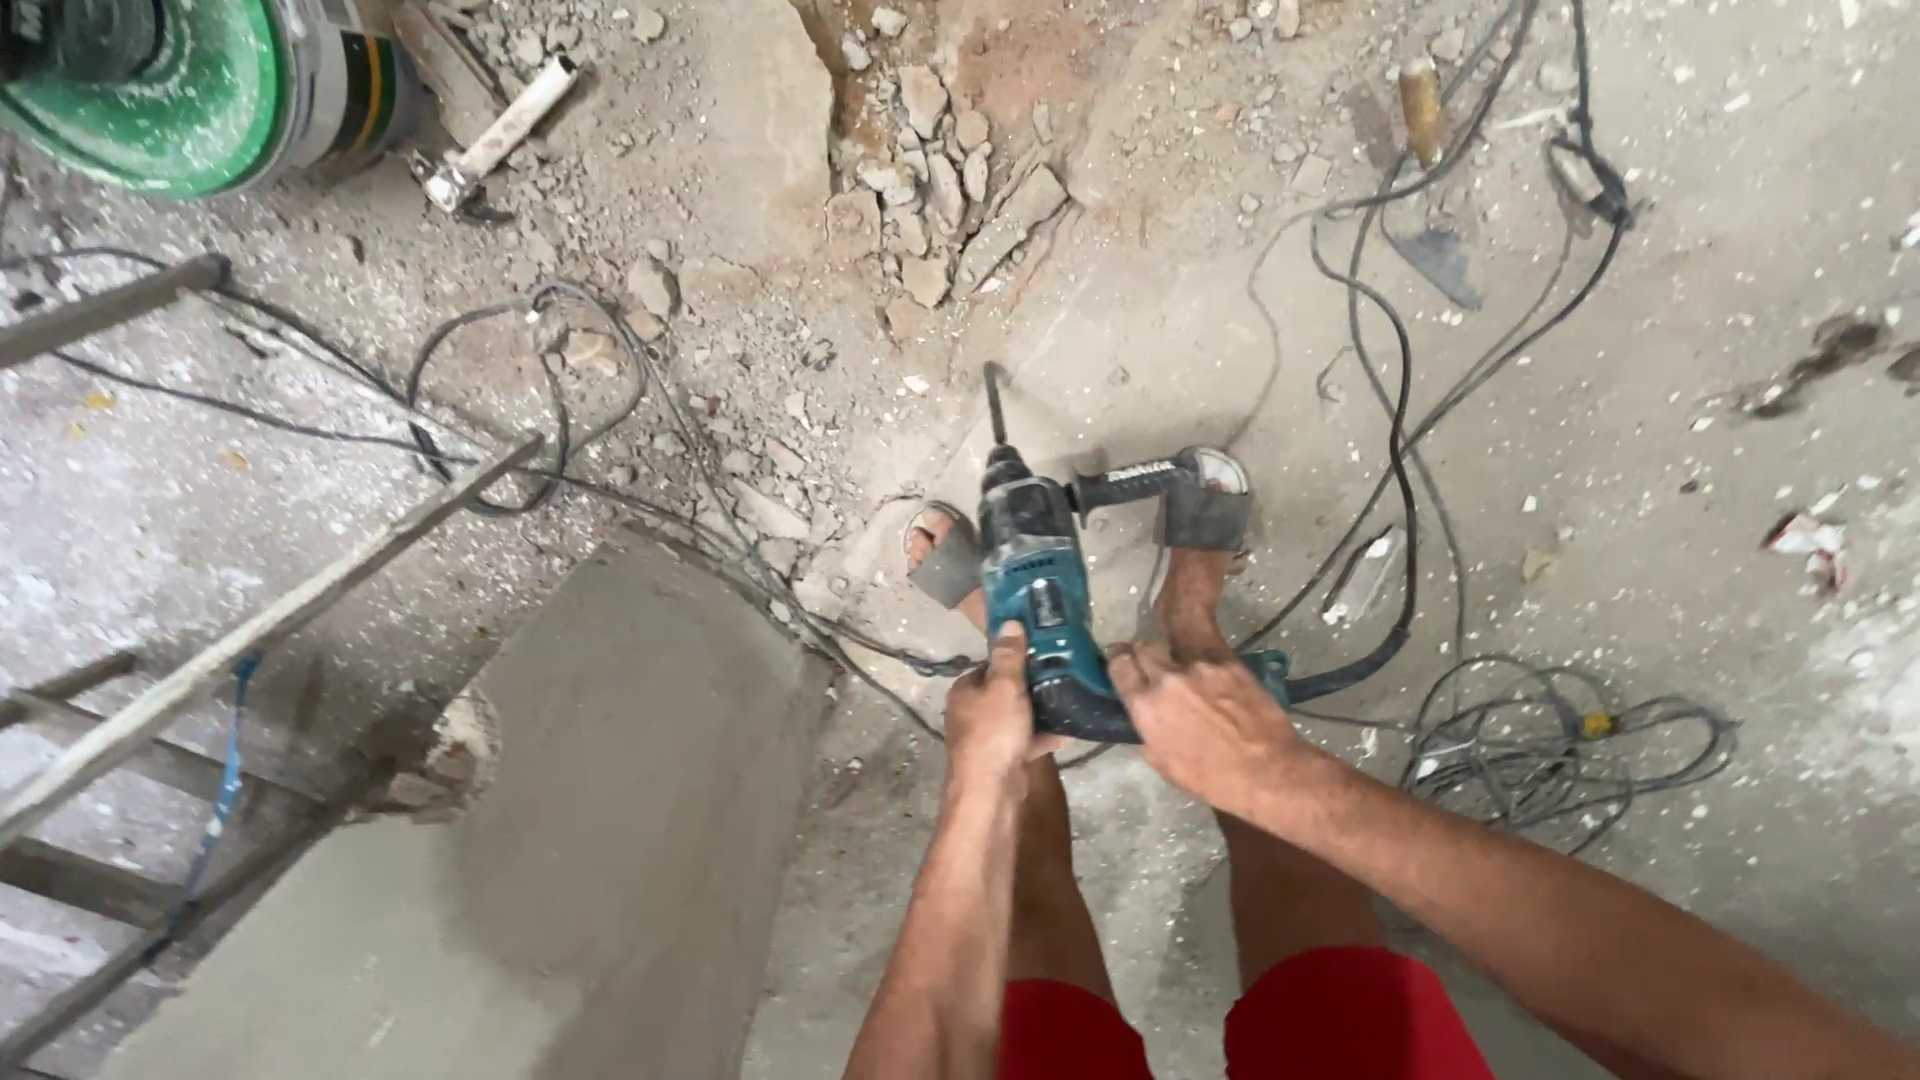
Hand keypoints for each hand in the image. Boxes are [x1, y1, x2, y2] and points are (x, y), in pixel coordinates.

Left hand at [943, 622, 1066, 795]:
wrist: (990, 790)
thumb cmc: (994, 731)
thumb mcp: (1005, 686)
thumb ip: (1010, 656)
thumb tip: (1010, 622)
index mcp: (965, 690)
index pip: (990, 666)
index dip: (1015, 660)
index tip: (1041, 656)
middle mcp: (969, 712)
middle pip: (1004, 692)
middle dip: (1032, 688)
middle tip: (1061, 679)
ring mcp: (984, 738)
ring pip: (1016, 718)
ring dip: (1040, 714)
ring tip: (1068, 703)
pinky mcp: (1000, 760)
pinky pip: (1024, 741)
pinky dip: (1042, 737)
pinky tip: (1067, 733)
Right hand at [1107, 641, 1315, 818]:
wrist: (1267, 771)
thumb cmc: (1212, 779)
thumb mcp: (1163, 763)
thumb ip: (1146, 730)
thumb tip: (1144, 714)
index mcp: (1145, 705)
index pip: (1118, 664)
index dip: (1117, 661)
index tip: (1122, 663)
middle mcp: (1166, 677)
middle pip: (1143, 645)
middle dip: (1142, 653)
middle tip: (1150, 664)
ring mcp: (1198, 665)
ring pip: (1173, 643)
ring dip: (1173, 654)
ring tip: (1183, 667)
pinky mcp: (1227, 660)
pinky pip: (1205, 649)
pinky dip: (1201, 657)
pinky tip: (1209, 670)